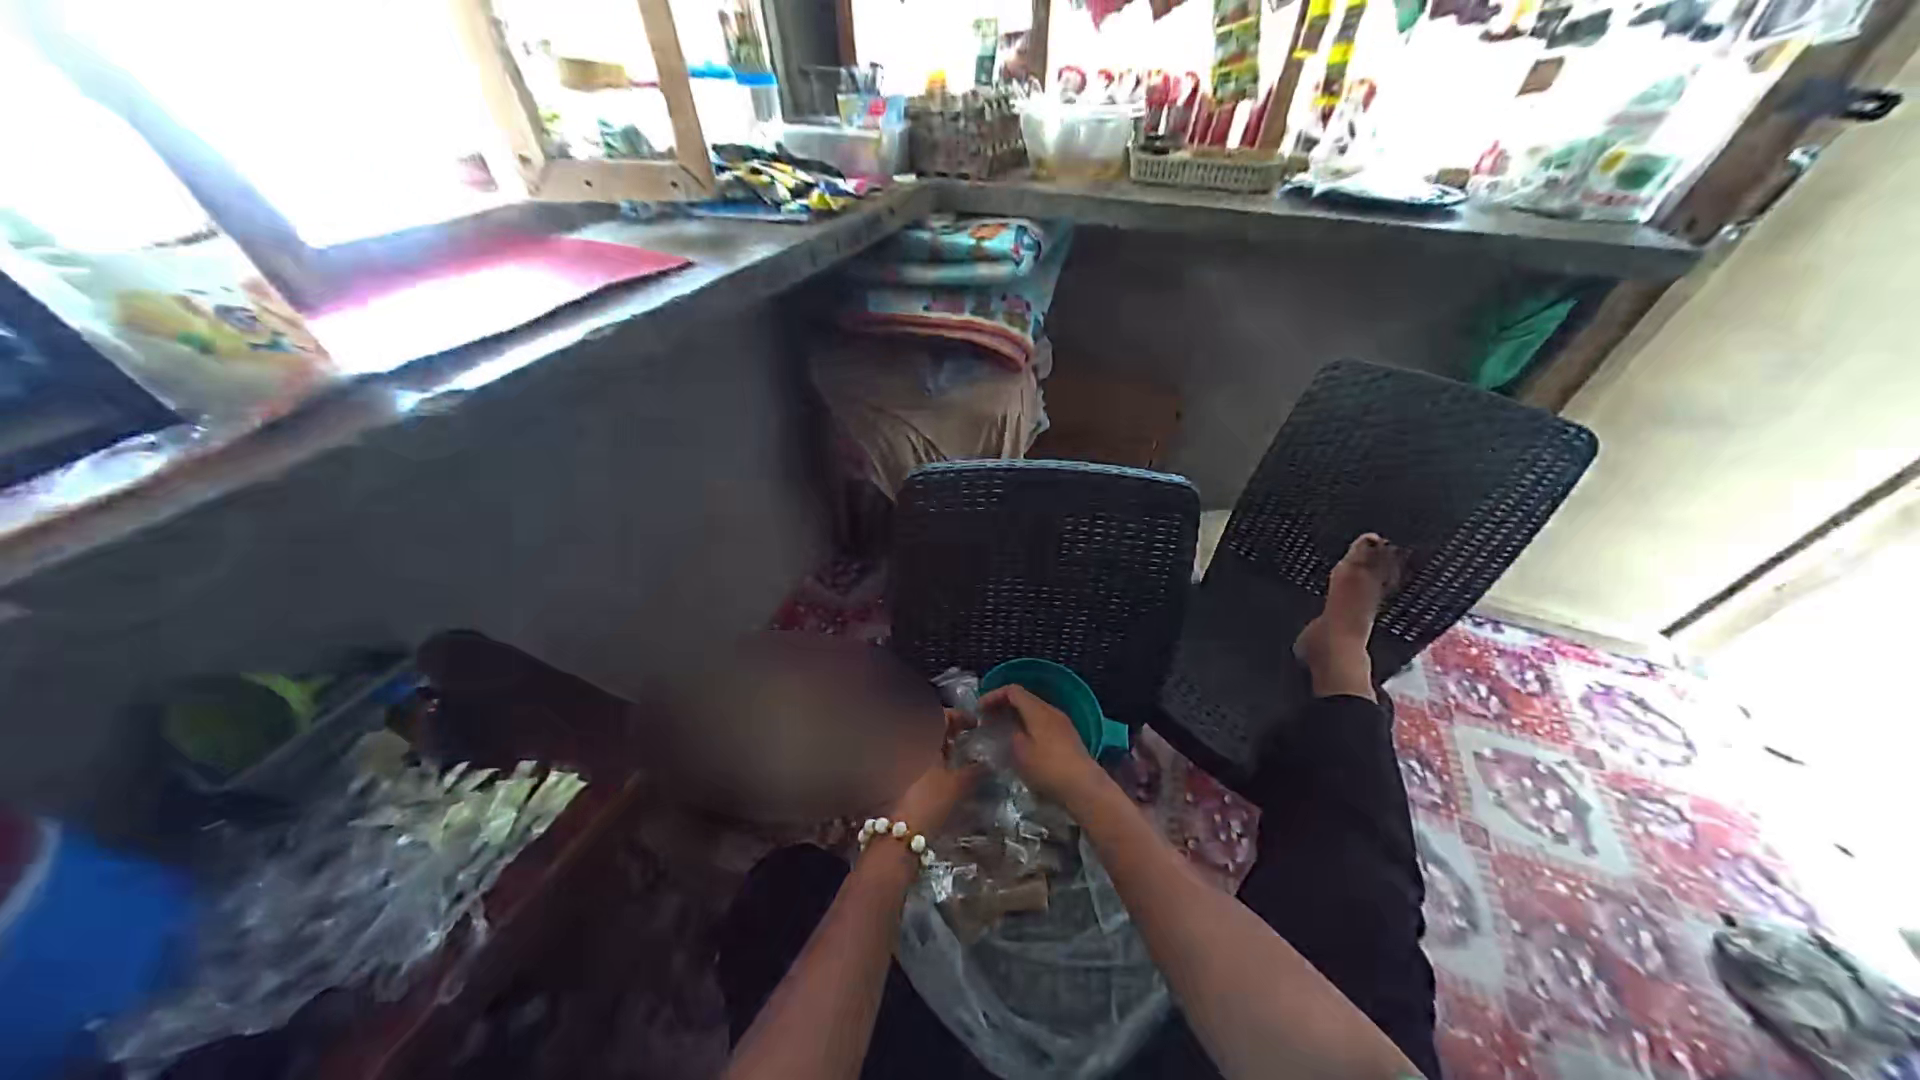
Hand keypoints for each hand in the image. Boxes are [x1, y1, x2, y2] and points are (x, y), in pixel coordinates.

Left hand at [887, 710, 983, 833]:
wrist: (897, 831)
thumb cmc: (928, 799)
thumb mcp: (958, 784)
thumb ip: (975, 770)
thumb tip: (987, 762)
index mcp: (922, 736)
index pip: (942, 715)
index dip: (960, 716)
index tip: (975, 724)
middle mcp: (908, 743)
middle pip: (929, 728)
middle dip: (948, 731)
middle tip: (965, 738)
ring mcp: (899, 760)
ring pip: (920, 745)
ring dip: (937, 746)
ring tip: (955, 757)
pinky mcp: (894, 777)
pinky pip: (913, 759)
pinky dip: (928, 760)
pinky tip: (939, 773)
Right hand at [979, 685, 1109, 806]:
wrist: (1084, 787)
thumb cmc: (1048, 768)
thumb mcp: (1020, 753)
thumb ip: (1012, 735)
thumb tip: (1013, 730)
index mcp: (1038, 710)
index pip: (1012, 691)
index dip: (993, 696)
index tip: (979, 711)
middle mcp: (1052, 711)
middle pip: (1025, 698)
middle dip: (1004, 705)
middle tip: (988, 720)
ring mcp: (1063, 723)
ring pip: (1035, 711)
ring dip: (1017, 716)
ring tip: (1002, 730)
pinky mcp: (1069, 737)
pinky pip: (1043, 722)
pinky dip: (1028, 725)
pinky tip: (1023, 742)